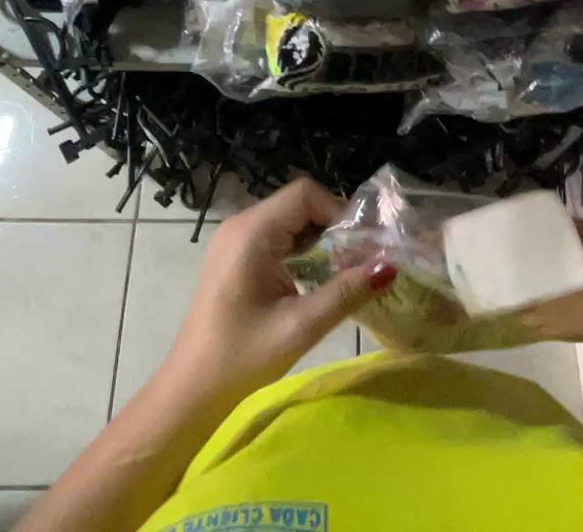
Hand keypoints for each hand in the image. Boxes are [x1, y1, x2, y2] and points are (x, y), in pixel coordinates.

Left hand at [163, 180, 394, 399]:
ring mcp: (235, 239)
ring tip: (349, 265)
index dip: (339, 211)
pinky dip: (302, 247)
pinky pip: (277, 235)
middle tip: (364, 256)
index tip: (364, 244)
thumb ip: (346, 292)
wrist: (193, 388)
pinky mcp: (236, 256)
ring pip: (289, 219)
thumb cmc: (242, 357)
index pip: (305, 194)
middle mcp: (241, 225)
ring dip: (320, 237)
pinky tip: (321, 273)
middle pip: (298, 203)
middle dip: (334, 225)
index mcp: (251, 232)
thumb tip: (390, 266)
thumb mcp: (300, 326)